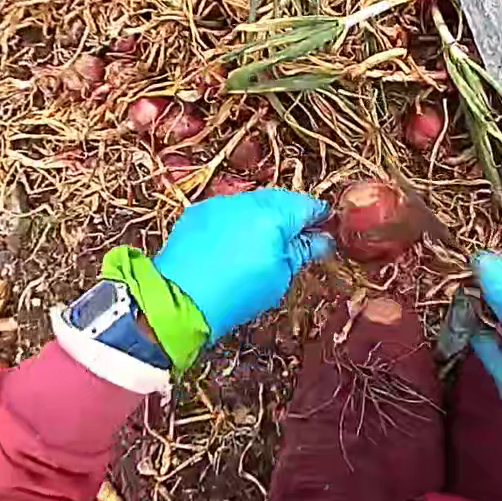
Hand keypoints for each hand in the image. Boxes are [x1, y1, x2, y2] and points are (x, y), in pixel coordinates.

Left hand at [154, 187, 333, 342]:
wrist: (178, 300)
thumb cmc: (237, 292)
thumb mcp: (281, 275)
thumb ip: (304, 250)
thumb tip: (323, 239)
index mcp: (275, 213)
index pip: (310, 205)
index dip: (321, 219)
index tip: (324, 234)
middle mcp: (249, 199)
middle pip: (283, 200)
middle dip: (292, 218)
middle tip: (295, 244)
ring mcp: (221, 203)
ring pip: (256, 203)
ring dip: (265, 219)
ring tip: (263, 247)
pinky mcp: (199, 211)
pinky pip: (230, 210)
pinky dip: (238, 222)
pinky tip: (234, 246)